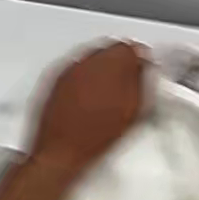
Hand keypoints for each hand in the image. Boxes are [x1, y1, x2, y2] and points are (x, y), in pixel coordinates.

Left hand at [28, 41, 147, 172]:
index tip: (142, 69)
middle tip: (127, 81)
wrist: (61, 151)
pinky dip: (84, 78)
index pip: (131, 47)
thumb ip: (141, 82)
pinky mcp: (55, 80)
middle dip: (120, 62)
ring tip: (108, 92)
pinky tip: (89, 97)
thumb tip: (143, 69)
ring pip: (91, 58)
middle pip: (109, 49)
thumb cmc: (95, 137)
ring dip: (101, 69)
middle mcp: (86, 62)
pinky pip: (75, 70)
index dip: (139, 60)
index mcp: (110, 65)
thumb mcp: (133, 110)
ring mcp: (68, 70)